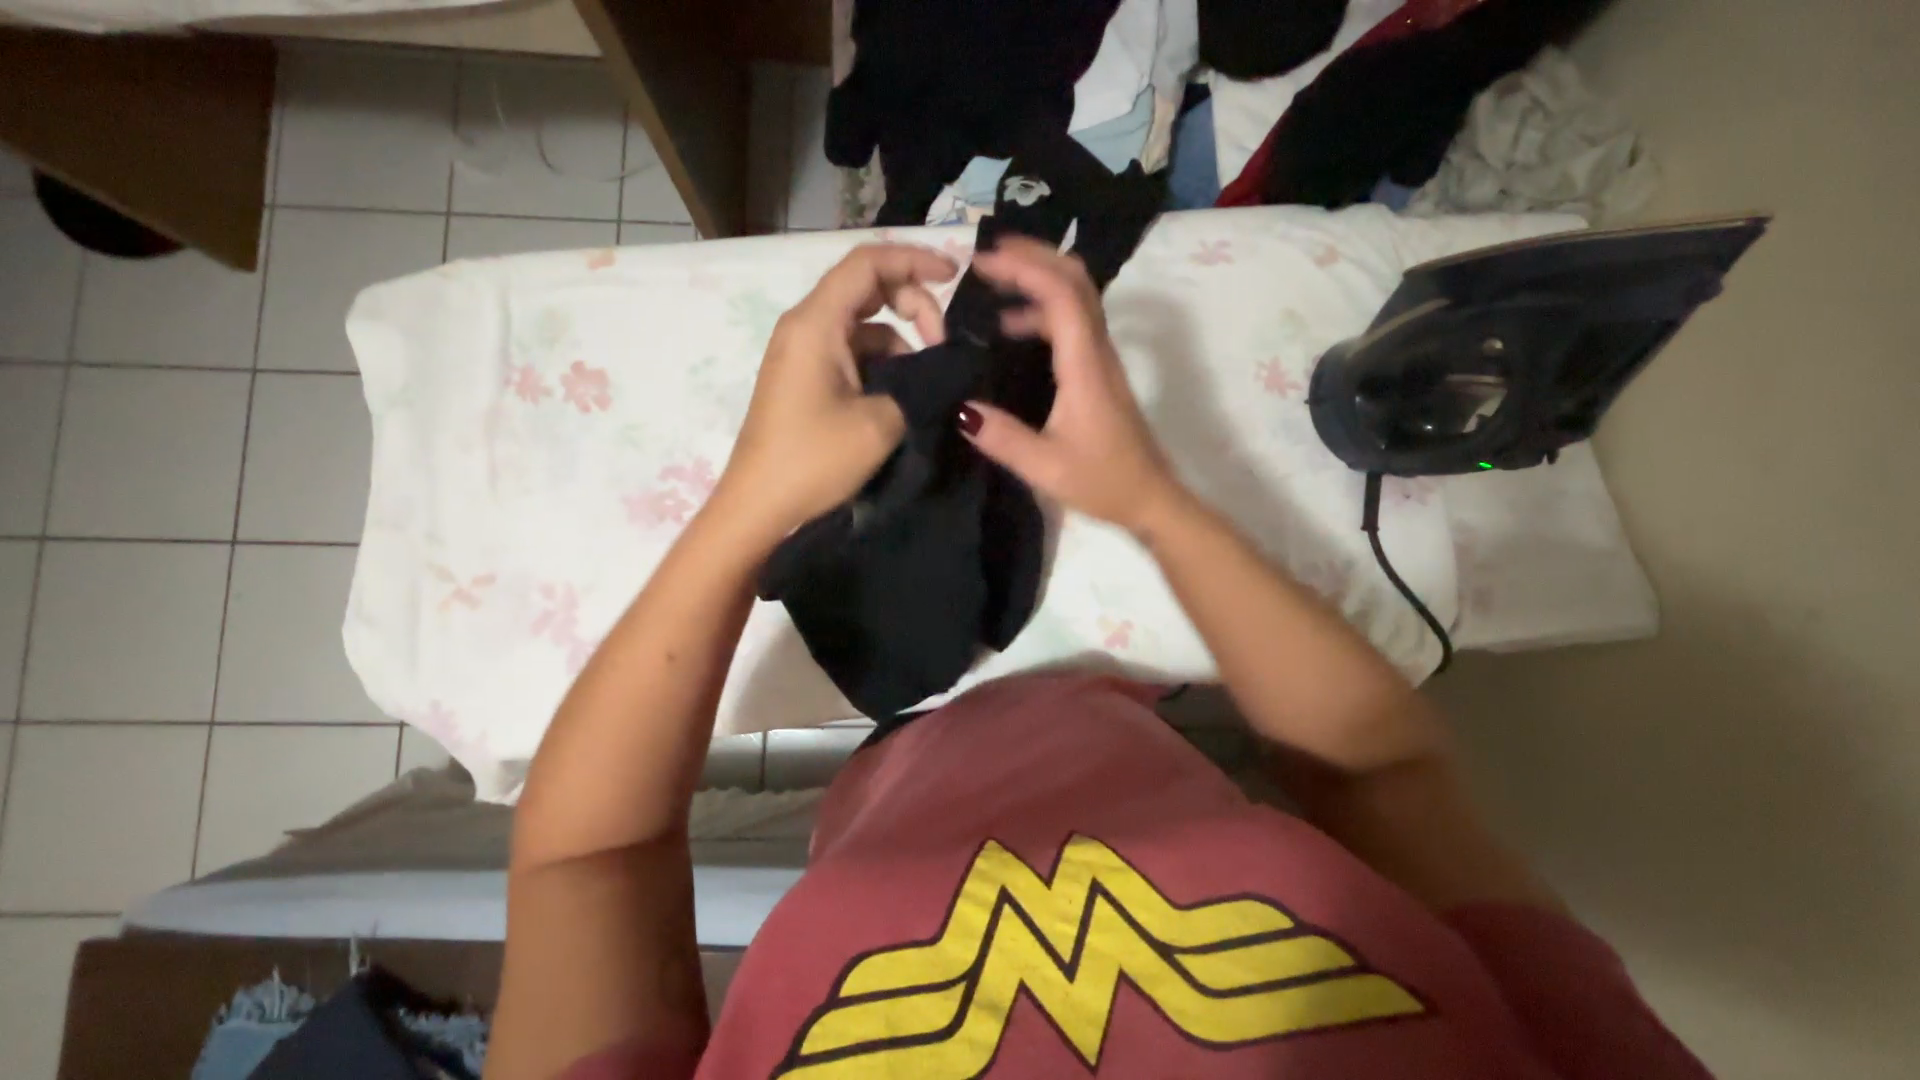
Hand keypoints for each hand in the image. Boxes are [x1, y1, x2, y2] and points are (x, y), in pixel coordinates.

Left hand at [715, 243, 957, 544]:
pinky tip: (901, 396)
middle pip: (867, 287)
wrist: (757, 509)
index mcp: (815, 323)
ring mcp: (802, 352)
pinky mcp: (805, 378)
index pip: (868, 262)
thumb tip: (946, 366)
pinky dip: (883, 363)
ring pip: (863, 324)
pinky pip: (851, 351)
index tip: (955, 275)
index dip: (915, 258)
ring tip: (925, 382)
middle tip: (943, 345)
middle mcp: (804, 326)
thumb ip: (920, 383)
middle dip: (913, 304)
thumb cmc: (814, 461)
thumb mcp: (880, 422)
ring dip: (902, 341)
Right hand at [961, 236, 1184, 532]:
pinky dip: (1042, 310)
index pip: (1062, 295)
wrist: (1151, 498)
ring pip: (1077, 298)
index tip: (983, 261)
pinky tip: (1012, 329)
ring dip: (1038, 280)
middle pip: (1076, 280)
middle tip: (990, 254)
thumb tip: (959, 407)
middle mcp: (1097, 352)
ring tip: (994, 283)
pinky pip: (1073, 323)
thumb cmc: (1103, 482)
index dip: (1025, 268)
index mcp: (1085, 366)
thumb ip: (1002, 437)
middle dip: (1035, 257)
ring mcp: (1102, 359)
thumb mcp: (1045, 468)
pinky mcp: (1099, 372)